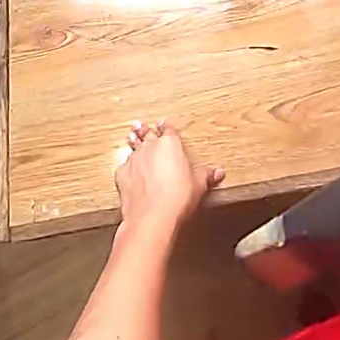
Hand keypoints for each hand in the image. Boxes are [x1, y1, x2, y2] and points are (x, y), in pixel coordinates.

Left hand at [118, 120, 223, 235]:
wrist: (153, 216)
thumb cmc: (177, 197)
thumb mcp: (199, 184)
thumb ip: (206, 175)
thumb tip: (217, 172)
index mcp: (170, 144)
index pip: (168, 130)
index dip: (166, 127)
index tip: (163, 123)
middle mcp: (150, 147)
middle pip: (147, 134)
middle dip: (145, 130)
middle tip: (140, 124)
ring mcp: (134, 160)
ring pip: (133, 147)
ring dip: (134, 143)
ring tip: (131, 137)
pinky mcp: (122, 175)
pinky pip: (124, 166)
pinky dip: (127, 167)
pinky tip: (129, 171)